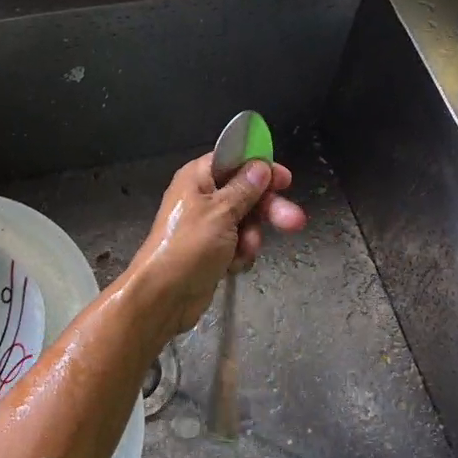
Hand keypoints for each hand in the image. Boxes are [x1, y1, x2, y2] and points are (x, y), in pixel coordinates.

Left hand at [121, 154, 306, 336]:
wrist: (163, 297)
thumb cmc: (189, 247)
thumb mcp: (221, 212)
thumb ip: (245, 188)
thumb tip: (260, 166)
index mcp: (198, 177)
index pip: (234, 160)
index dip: (260, 167)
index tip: (284, 179)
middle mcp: (202, 196)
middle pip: (245, 193)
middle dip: (267, 209)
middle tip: (294, 222)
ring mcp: (207, 225)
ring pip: (245, 222)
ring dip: (251, 237)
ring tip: (245, 251)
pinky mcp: (211, 251)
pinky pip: (237, 245)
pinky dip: (240, 255)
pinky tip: (233, 266)